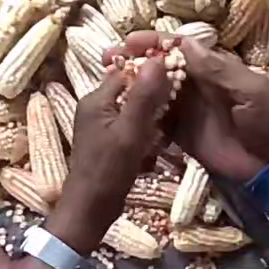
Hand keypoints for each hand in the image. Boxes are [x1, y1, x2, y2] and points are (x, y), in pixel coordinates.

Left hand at [43, 59, 172, 255]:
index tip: (178, 79)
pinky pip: (132, 126)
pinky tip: (155, 148)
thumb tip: (157, 58)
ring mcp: (101, 124)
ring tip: (163, 134)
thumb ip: (143, 96)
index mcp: (97, 98)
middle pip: (132, 88)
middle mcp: (96, 106)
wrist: (90, 209)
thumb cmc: (109, 170)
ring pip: (135, 109)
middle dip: (155, 98)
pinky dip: (146, 133)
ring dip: (152, 119)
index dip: (153, 71)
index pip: (128, 70)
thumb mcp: (130, 131)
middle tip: (174, 109)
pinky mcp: (108, 141)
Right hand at [118, 31, 268, 183]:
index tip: (129, 41)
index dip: (154, 43)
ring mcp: (189, 111)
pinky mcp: (183, 136)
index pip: (179, 49)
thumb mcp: (249, 91)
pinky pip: (157, 122)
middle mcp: (198, 86)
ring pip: (155, 93)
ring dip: (133, 88)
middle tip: (107, 60)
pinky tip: (122, 115)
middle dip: (136, 62)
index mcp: (215, 69)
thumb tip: (183, 44)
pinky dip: (141, 118)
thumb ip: (217, 70)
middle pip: (161, 68)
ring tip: (107, 85)